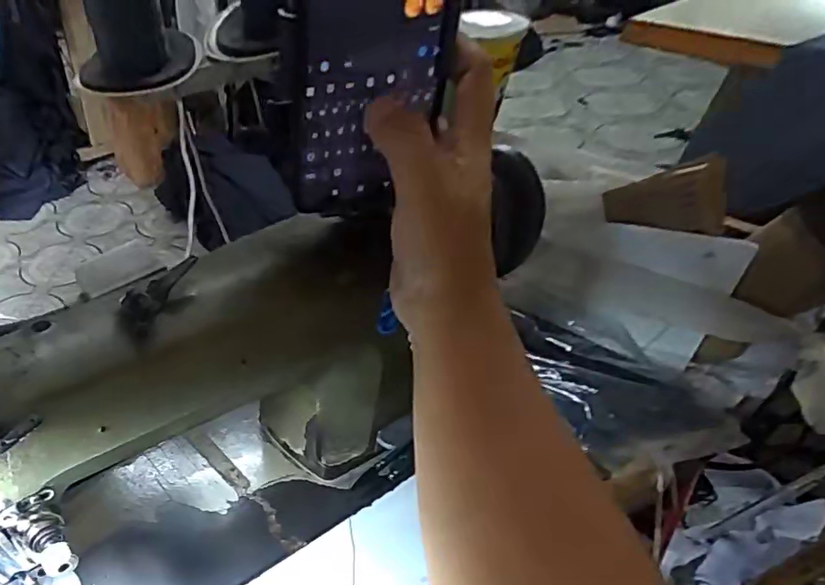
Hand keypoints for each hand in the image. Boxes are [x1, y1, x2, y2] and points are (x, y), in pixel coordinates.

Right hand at [365, 38, 500, 337]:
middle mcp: (454, 162)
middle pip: (439, 107)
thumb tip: (378, 105)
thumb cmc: (441, 245)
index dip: (455, 50)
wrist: (441, 307)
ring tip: (354, 105)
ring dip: (388, 123)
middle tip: (371, 70)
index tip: (419, 37)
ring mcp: (432, 190)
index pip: (474, 80)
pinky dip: (375, 161)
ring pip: (412, 142)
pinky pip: (393, 176)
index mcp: (468, 146)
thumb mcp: (423, 182)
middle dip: (412, 84)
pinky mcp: (411, 216)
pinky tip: (350, 156)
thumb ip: (403, 138)